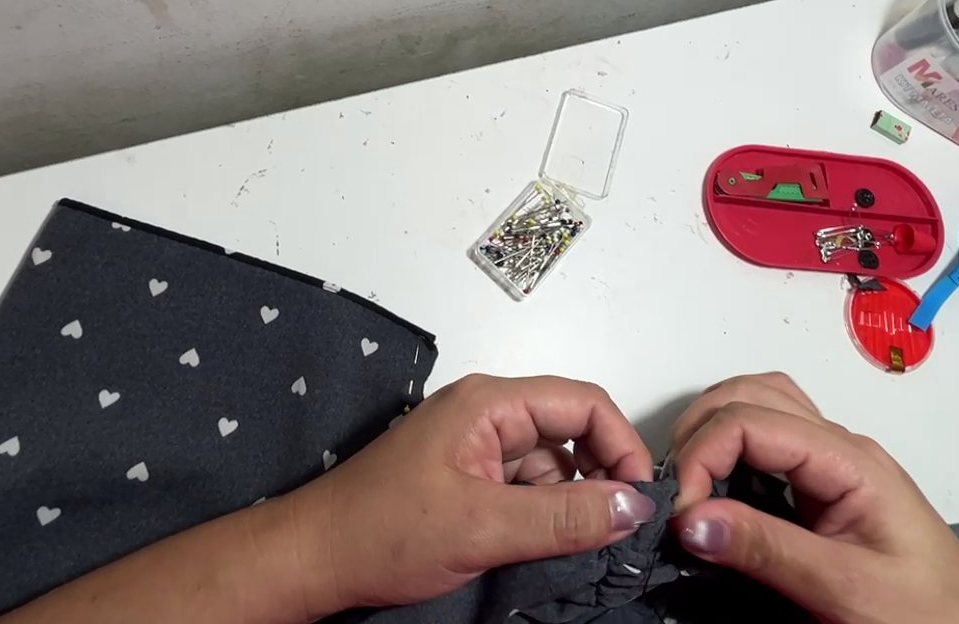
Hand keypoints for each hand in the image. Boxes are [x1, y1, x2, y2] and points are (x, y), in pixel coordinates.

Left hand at [290, 373, 656, 610]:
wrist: (317, 557)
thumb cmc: (383, 530)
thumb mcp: (481, 526)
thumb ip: (562, 516)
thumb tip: (633, 506)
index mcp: (490, 402)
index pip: (581, 403)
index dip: (620, 445)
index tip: (640, 501)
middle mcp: (489, 413)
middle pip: (570, 430)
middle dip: (601, 476)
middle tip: (621, 532)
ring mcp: (479, 445)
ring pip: (552, 463)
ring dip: (574, 500)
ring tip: (583, 547)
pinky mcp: (471, 475)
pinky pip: (527, 485)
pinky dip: (546, 512)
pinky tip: (550, 545)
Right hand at [667, 373, 958, 623]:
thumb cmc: (930, 622)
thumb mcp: (848, 592)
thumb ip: (768, 550)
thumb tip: (689, 518)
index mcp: (849, 459)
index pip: (751, 421)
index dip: (702, 454)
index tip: (681, 514)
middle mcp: (839, 444)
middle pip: (752, 393)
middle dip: (701, 428)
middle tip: (679, 490)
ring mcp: (835, 460)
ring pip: (761, 401)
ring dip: (716, 424)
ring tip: (693, 477)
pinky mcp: (828, 483)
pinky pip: (771, 434)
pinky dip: (734, 442)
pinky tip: (723, 481)